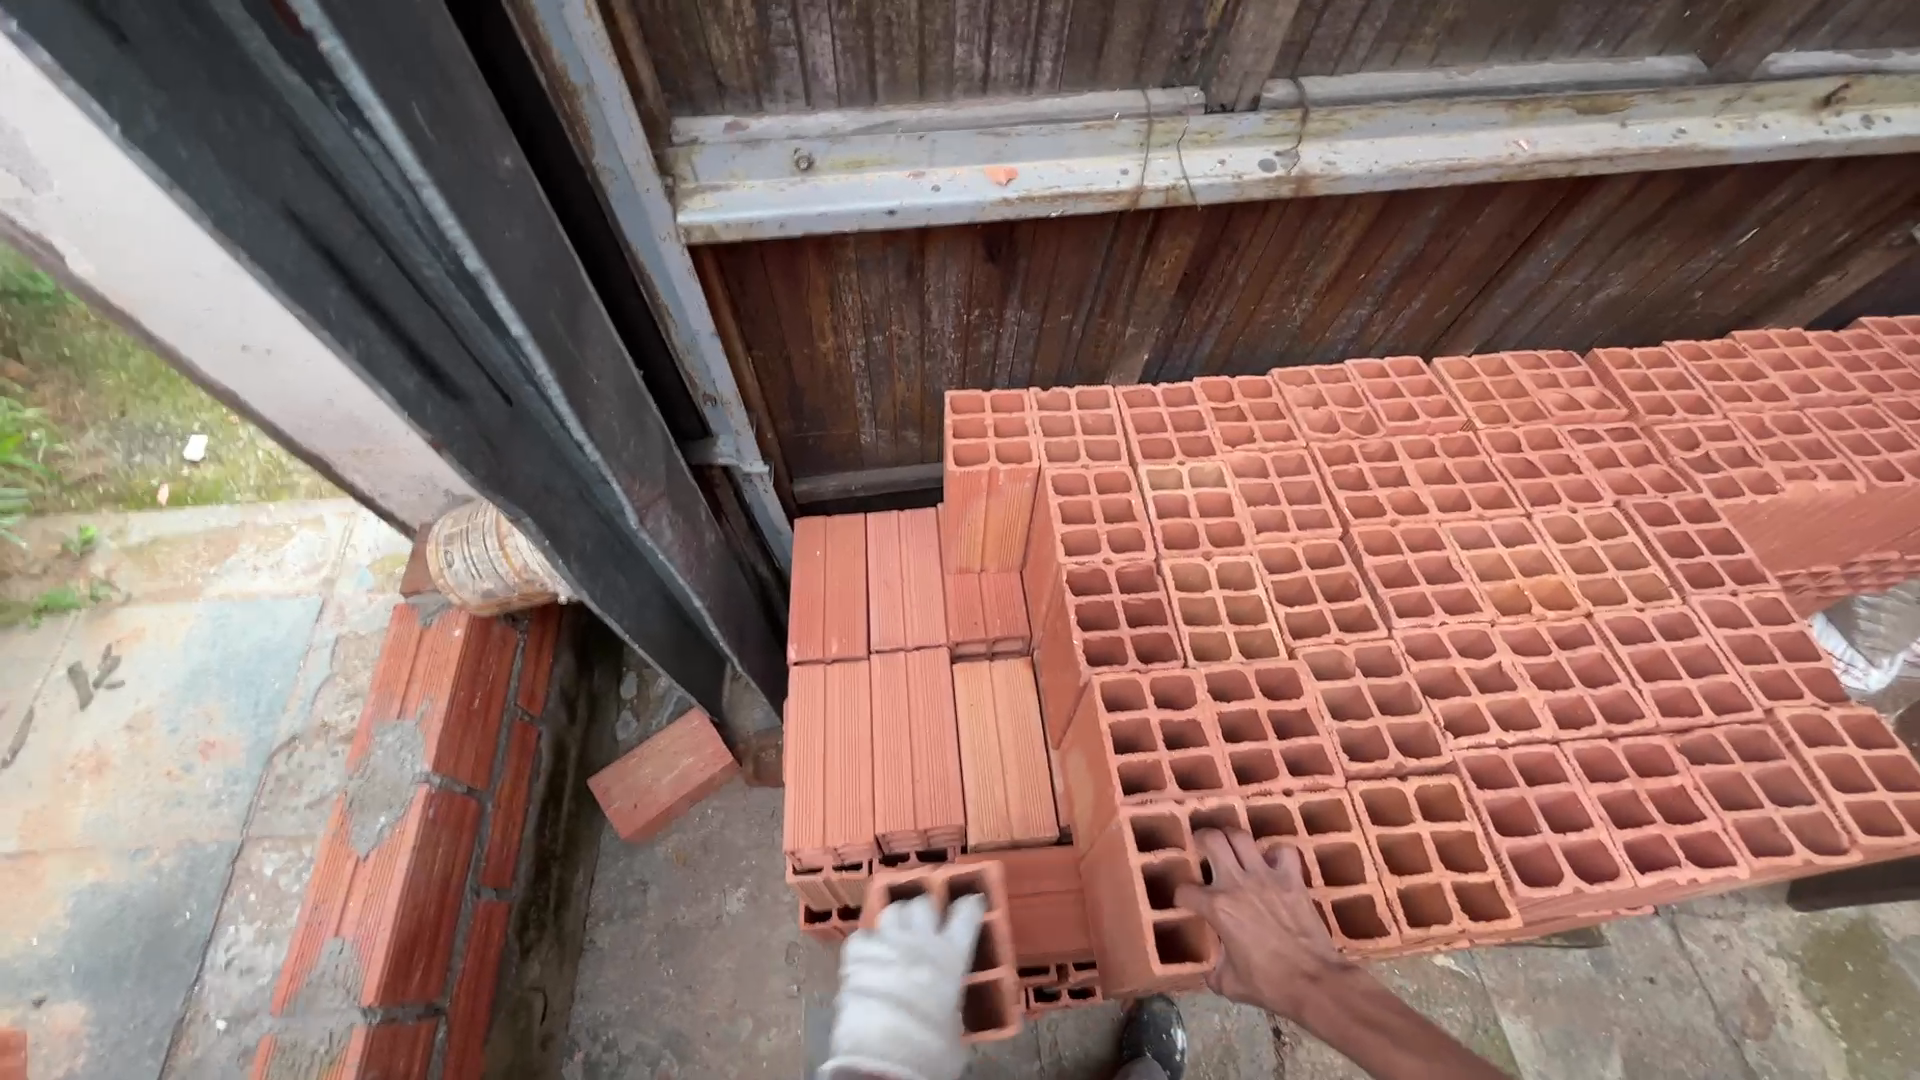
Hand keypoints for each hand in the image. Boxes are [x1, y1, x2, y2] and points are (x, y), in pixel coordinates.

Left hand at [819, 892, 986, 1079]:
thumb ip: (952, 1004)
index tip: (972, 902)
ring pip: (893, 910)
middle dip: (925, 910)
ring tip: (895, 936)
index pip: (966, 915)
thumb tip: (947, 1006)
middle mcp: (920, 940)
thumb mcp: (954, 1028)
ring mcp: (887, 943)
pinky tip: (865, 958)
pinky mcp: (857, 953)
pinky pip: (862, 937)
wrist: (883, 1061)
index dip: (970, 905)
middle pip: (924, 903)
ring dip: (897, 921)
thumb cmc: (929, 1051)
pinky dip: (865, 946)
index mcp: (951, 956)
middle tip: (925, 923)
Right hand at [1175, 828, 1356, 1019]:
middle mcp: (1237, 883)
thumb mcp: (1230, 984)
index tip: (1186, 902)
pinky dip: (1276, 853)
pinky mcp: (1292, 879)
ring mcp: (1266, 877)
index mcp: (1217, 908)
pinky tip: (1273, 863)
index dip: (1181, 896)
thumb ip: (1215, 971)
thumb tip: (1212, 972)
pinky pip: (1283, 850)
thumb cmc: (1270, 985)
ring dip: (1233, 839)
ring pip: (1241, 836)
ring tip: (1231, 847)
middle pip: (1212, 839)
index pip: (1185, 891)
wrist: (1314, 982)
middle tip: (1203, 848)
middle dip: (1202, 839)